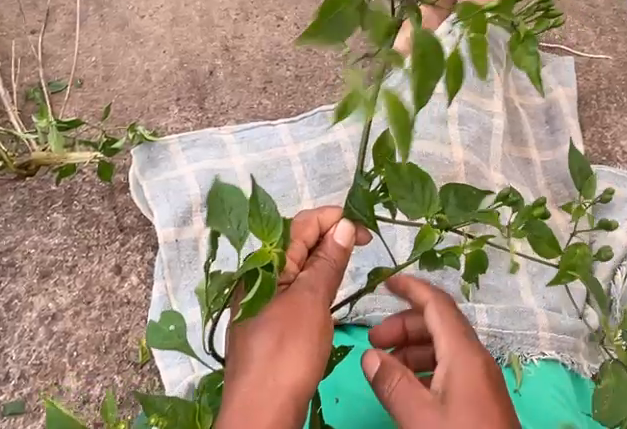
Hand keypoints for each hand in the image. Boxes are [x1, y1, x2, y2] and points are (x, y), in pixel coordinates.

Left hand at [220, 207, 372, 428]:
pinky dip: (315, 284)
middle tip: (363, 244)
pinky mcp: (268, 322)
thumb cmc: (287, 353)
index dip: (335, 218)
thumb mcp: (312, 301)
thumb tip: (344, 225)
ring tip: (350, 264)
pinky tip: (329, 293)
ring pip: (298, 266)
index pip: (303, 223)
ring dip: (324, 260)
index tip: (366, 229)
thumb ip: (327, 261)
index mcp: (265, 263)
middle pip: (298, 241)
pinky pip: (294, 289)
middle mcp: (260, 275)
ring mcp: (262, 300)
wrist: (260, 415)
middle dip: (331, 235)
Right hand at [361, 274, 519, 428]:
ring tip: (385, 367)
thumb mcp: (419, 417)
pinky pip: (450, 368)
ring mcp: (481, 378)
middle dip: (404, 325)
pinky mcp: (481, 398)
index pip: (436, 303)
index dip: (410, 288)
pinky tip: (407, 388)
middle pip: (438, 324)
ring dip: (413, 349)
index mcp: (464, 351)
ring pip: (443, 347)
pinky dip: (426, 368)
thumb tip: (369, 355)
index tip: (384, 282)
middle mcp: (475, 357)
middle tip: (373, 340)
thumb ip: (393, 384)